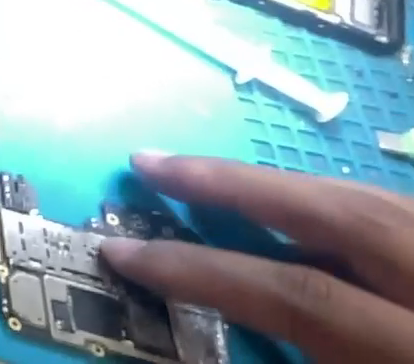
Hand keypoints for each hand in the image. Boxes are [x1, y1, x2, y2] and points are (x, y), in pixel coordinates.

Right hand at [101, 152, 413, 361]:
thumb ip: (290, 356)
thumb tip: (195, 328)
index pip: (300, 295)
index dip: (201, 269)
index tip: (122, 252)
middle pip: (346, 217)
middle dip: (235, 183)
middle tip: (149, 163)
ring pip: (379, 201)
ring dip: (284, 186)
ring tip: (208, 174)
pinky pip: (403, 213)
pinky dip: (345, 206)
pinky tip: (307, 210)